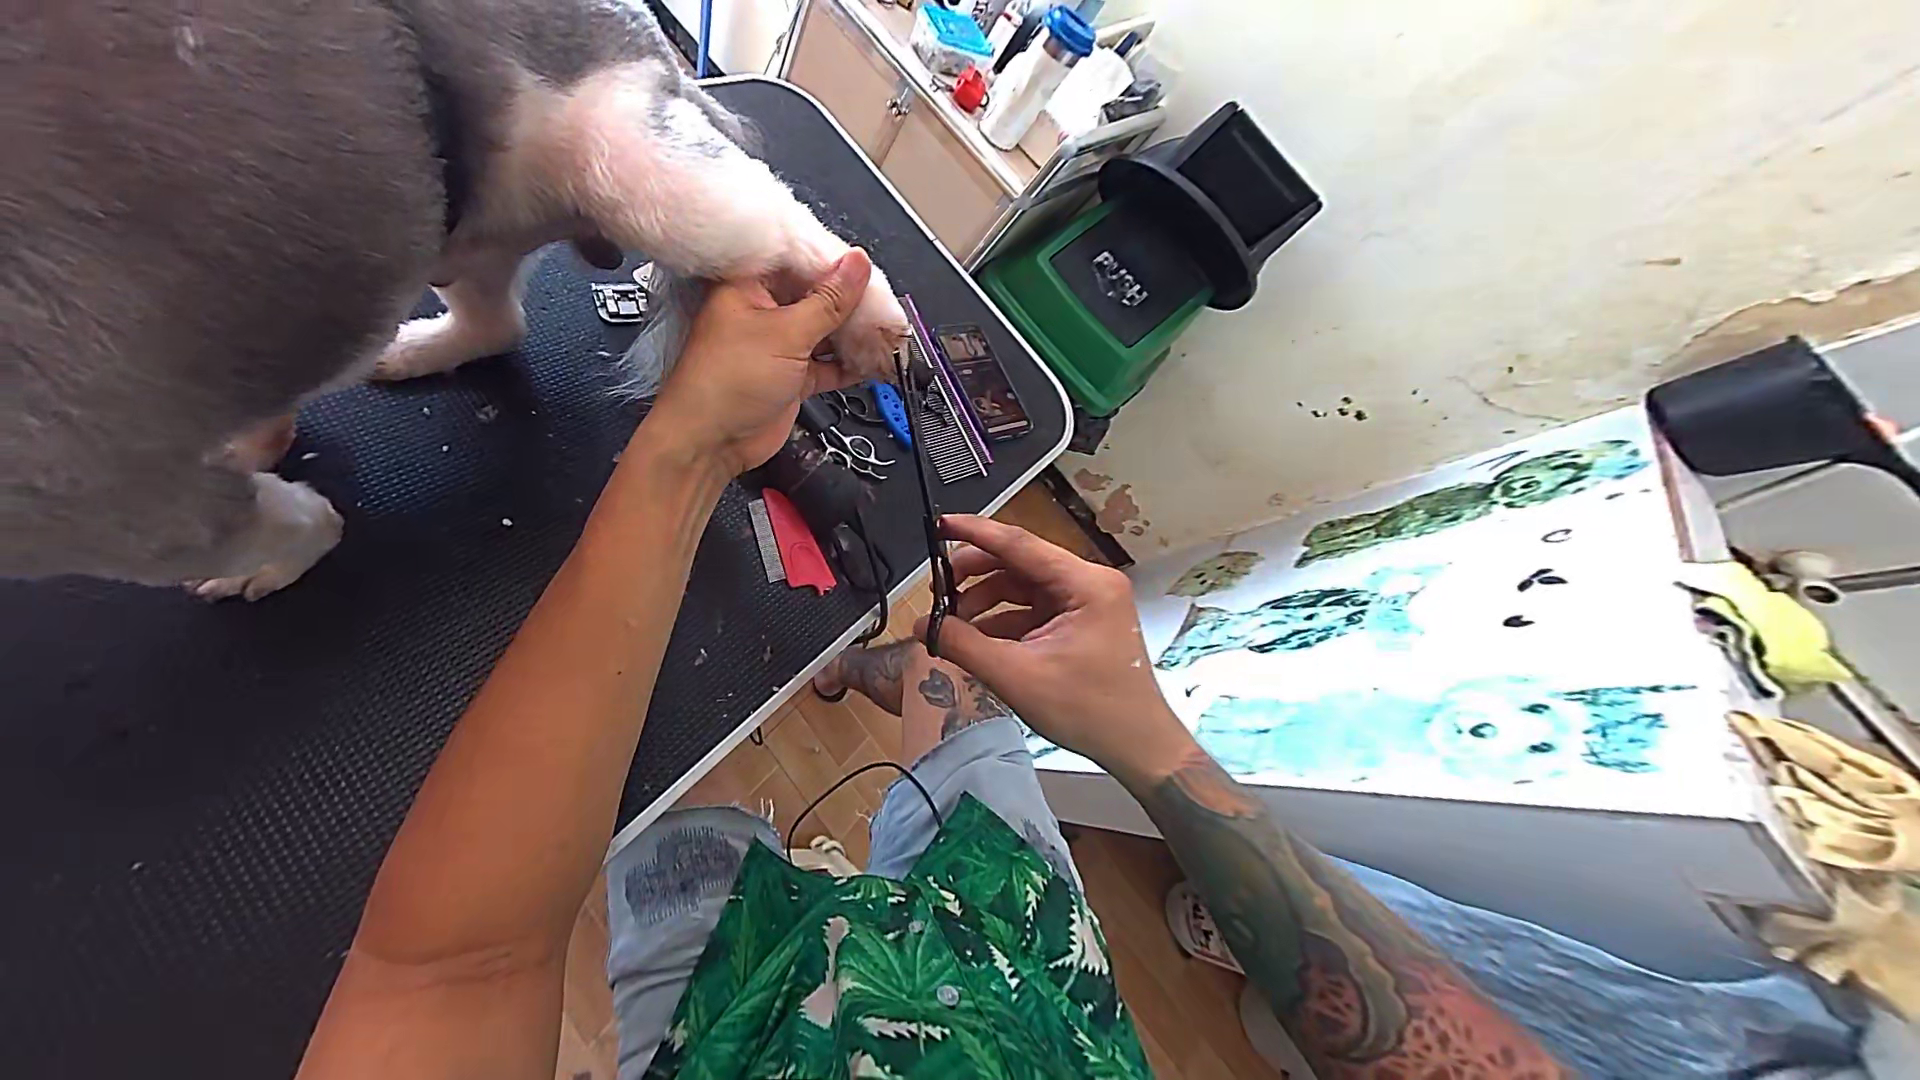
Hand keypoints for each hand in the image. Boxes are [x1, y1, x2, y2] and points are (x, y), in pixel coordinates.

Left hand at [649, 250, 873, 475]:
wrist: (713, 442)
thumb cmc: (727, 382)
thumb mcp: (787, 334)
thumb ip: (828, 301)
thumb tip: (857, 265)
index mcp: (750, 287)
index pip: (800, 263)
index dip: (836, 266)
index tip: (869, 271)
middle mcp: (764, 312)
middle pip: (817, 298)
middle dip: (851, 304)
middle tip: (884, 306)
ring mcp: (779, 347)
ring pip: (826, 333)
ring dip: (854, 337)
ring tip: (886, 334)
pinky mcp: (791, 377)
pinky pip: (827, 365)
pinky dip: (849, 366)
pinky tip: (873, 363)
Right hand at [916, 515, 1196, 782]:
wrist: (1137, 747)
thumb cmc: (1093, 712)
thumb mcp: (1017, 677)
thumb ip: (964, 646)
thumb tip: (924, 625)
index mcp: (1086, 584)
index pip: (1019, 543)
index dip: (974, 533)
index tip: (941, 524)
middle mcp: (1089, 584)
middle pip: (1019, 562)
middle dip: (974, 574)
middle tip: (938, 589)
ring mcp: (1084, 602)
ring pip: (1022, 586)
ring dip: (984, 599)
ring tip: (951, 620)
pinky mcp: (1077, 622)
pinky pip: (1031, 608)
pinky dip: (1001, 619)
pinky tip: (975, 636)